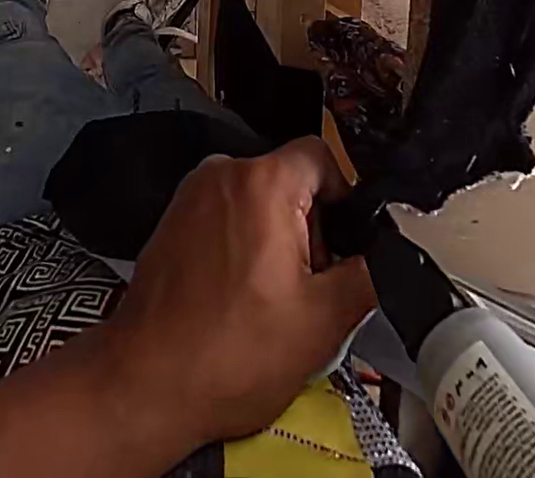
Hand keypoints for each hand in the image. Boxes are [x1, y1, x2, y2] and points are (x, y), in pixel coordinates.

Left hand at [93, 137, 378, 447]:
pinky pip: (226, 209)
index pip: (319, 155)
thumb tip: (386, 252)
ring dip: (276, 233)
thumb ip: (368, 274)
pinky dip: (242, 237)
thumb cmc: (232, 350)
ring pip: (258, 195)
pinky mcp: (174, 214)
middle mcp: (223, 172)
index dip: (343, 194)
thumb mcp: (323, 319)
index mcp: (263, 182)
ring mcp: (193, 191)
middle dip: (309, 223)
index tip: (344, 239)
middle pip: (288, 178)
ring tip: (270, 295)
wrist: (148, 378)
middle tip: (307, 281)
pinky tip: (238, 289)